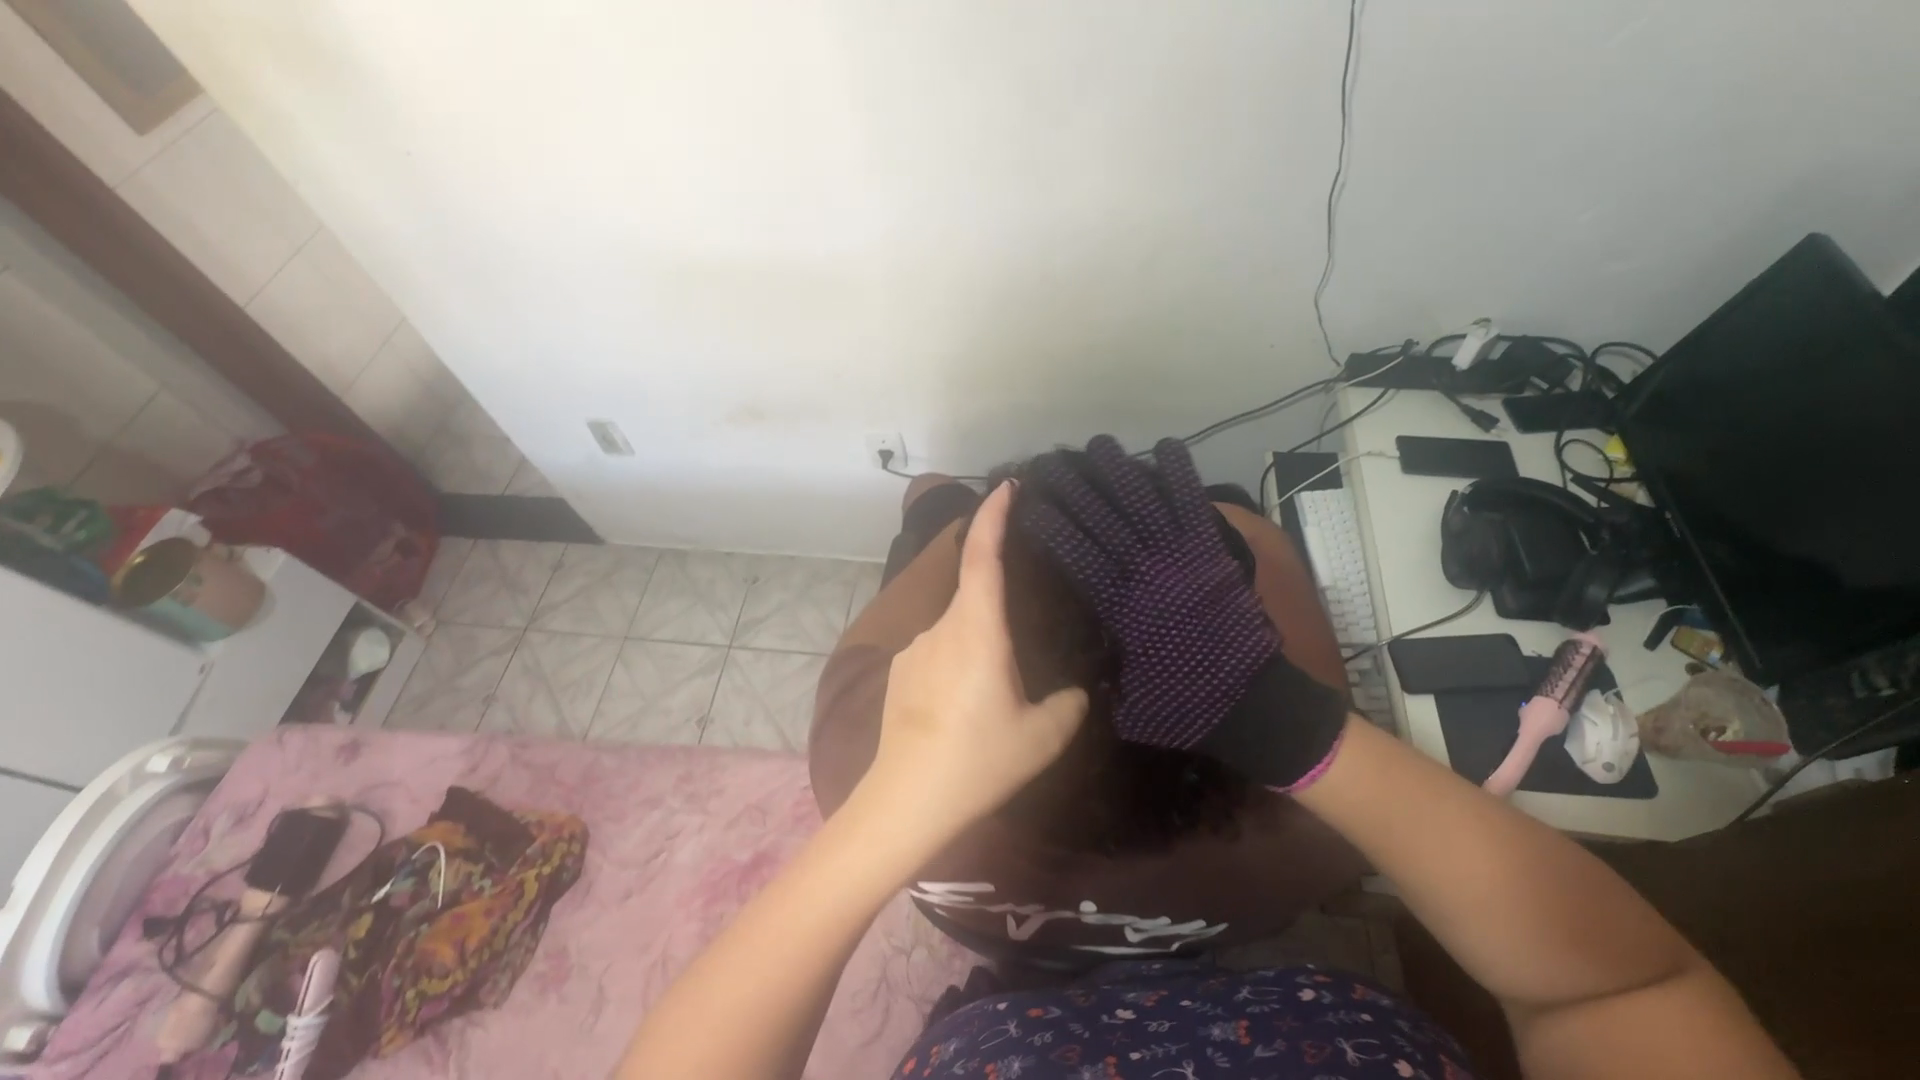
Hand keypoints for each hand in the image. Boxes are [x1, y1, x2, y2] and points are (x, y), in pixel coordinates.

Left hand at [854, 481, 1088, 844]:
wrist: (907, 800)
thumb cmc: (979, 760)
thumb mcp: (1044, 737)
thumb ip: (1069, 704)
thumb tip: (1074, 692)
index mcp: (977, 629)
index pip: (984, 554)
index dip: (995, 515)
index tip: (1007, 487)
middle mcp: (940, 627)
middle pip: (973, 596)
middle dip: (999, 608)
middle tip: (1026, 650)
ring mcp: (912, 649)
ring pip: (956, 632)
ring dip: (978, 648)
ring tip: (995, 699)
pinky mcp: (896, 673)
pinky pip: (936, 655)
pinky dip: (955, 668)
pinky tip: (964, 711)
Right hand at [1016, 436, 1347, 790]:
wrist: (1251, 706)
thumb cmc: (1183, 706)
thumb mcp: (1125, 701)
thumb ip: (1097, 673)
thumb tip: (1076, 655)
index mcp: (1118, 607)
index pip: (1075, 554)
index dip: (1050, 525)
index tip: (1029, 503)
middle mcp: (1144, 574)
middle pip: (1101, 519)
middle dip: (1072, 488)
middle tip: (1049, 464)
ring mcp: (1181, 558)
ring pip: (1143, 503)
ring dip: (1118, 472)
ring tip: (1098, 446)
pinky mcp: (1212, 554)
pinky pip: (1193, 507)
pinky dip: (1180, 476)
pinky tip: (1166, 448)